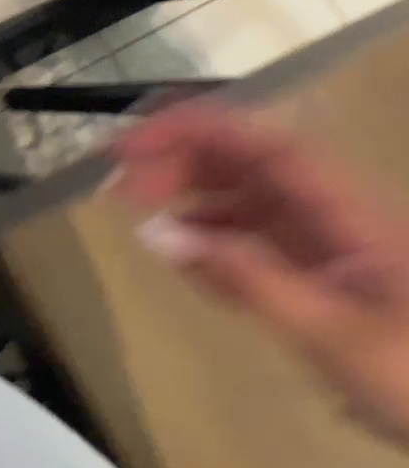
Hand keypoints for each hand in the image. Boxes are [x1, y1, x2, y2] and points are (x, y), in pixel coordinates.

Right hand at [110, 103, 408, 441]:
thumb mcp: (337, 336)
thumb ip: (246, 281)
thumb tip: (155, 233)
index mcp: (350, 217)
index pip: (263, 146)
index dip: (194, 130)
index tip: (128, 144)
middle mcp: (336, 218)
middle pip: (245, 162)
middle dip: (175, 160)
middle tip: (117, 188)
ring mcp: (329, 247)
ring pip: (242, 193)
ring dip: (183, 190)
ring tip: (134, 211)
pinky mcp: (319, 276)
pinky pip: (249, 234)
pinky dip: (204, 231)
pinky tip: (179, 250)